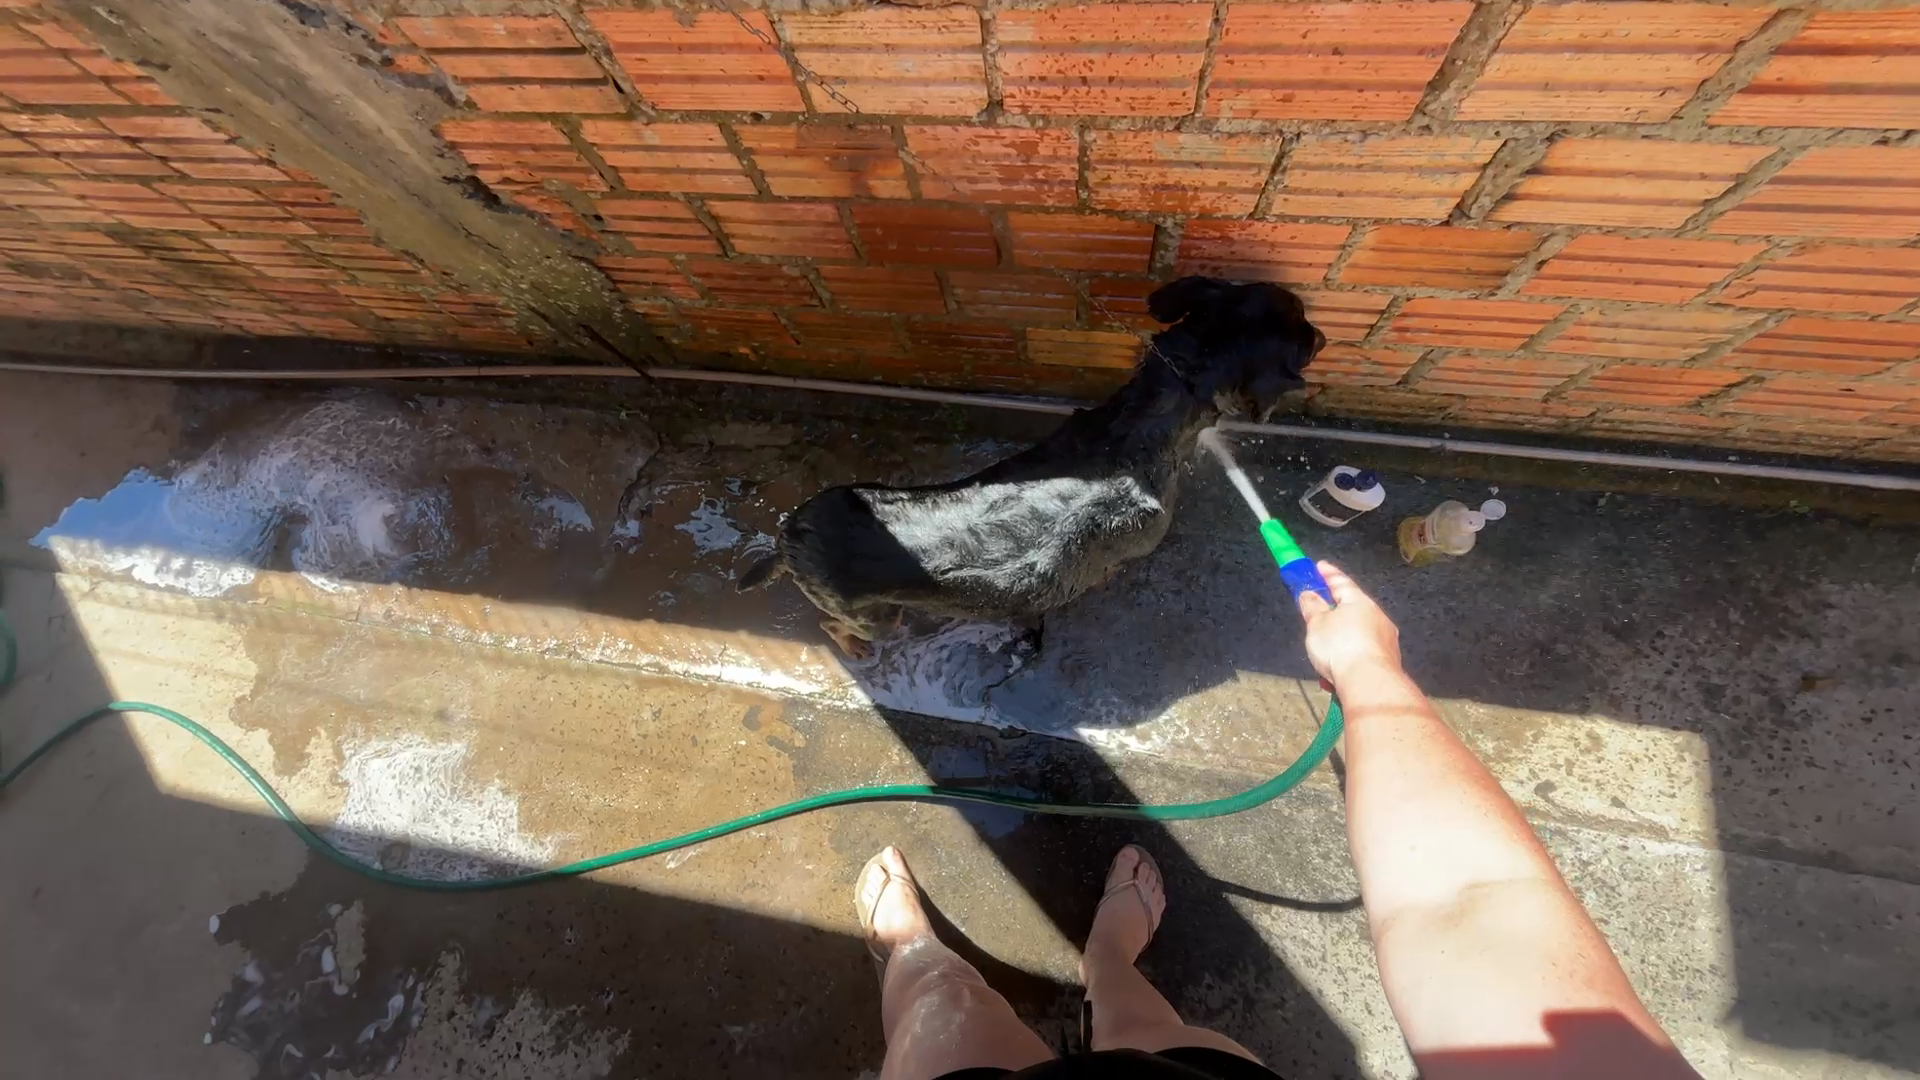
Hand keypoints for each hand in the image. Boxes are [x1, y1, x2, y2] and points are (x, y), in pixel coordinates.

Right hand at [1296, 561, 1401, 683]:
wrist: (1369, 682)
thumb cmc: (1339, 646)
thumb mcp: (1316, 623)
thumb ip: (1311, 606)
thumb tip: (1309, 594)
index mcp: (1360, 602)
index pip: (1341, 582)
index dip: (1328, 573)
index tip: (1319, 566)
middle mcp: (1377, 617)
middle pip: (1353, 607)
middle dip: (1336, 607)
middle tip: (1319, 607)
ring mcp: (1386, 639)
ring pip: (1358, 631)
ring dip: (1342, 635)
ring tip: (1325, 649)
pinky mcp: (1388, 659)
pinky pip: (1363, 650)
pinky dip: (1349, 653)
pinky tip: (1337, 669)